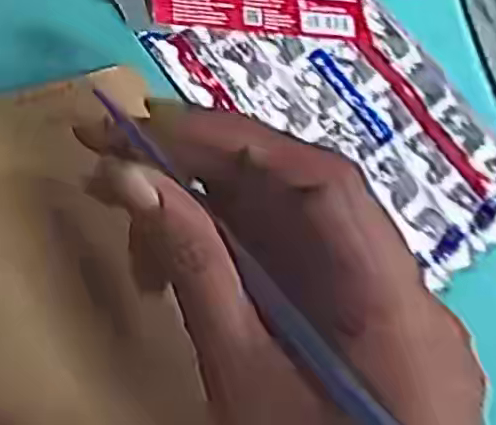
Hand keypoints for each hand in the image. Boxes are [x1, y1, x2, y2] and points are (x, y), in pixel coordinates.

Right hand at [77, 101, 485, 424]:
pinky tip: (150, 256)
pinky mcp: (324, 309)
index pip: (321, 181)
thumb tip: (124, 170)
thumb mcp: (241, 370)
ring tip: (110, 199)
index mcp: (394, 304)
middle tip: (101, 143)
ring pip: (262, 213)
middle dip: (184, 158)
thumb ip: (192, 264)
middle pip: (283, 188)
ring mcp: (357, 297)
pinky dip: (198, 237)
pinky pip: (259, 248)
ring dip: (180, 197)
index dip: (232, 136)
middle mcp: (388, 286)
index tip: (146, 124)